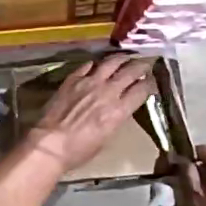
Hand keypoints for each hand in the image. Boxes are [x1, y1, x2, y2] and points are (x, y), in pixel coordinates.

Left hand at [27, 54, 152, 169]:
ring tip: (126, 57)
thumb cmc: (81, 149)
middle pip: (129, 72)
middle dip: (141, 65)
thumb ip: (116, 117)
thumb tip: (119, 108)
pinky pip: (87, 66)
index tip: (153, 80)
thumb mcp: (107, 136)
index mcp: (119, 110)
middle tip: (146, 61)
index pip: (141, 90)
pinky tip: (98, 64)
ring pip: (109, 63)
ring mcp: (88, 82)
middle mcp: (107, 91)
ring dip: (120, 58)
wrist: (51, 141)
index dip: (150, 83)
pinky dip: (96, 63)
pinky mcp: (72, 79)